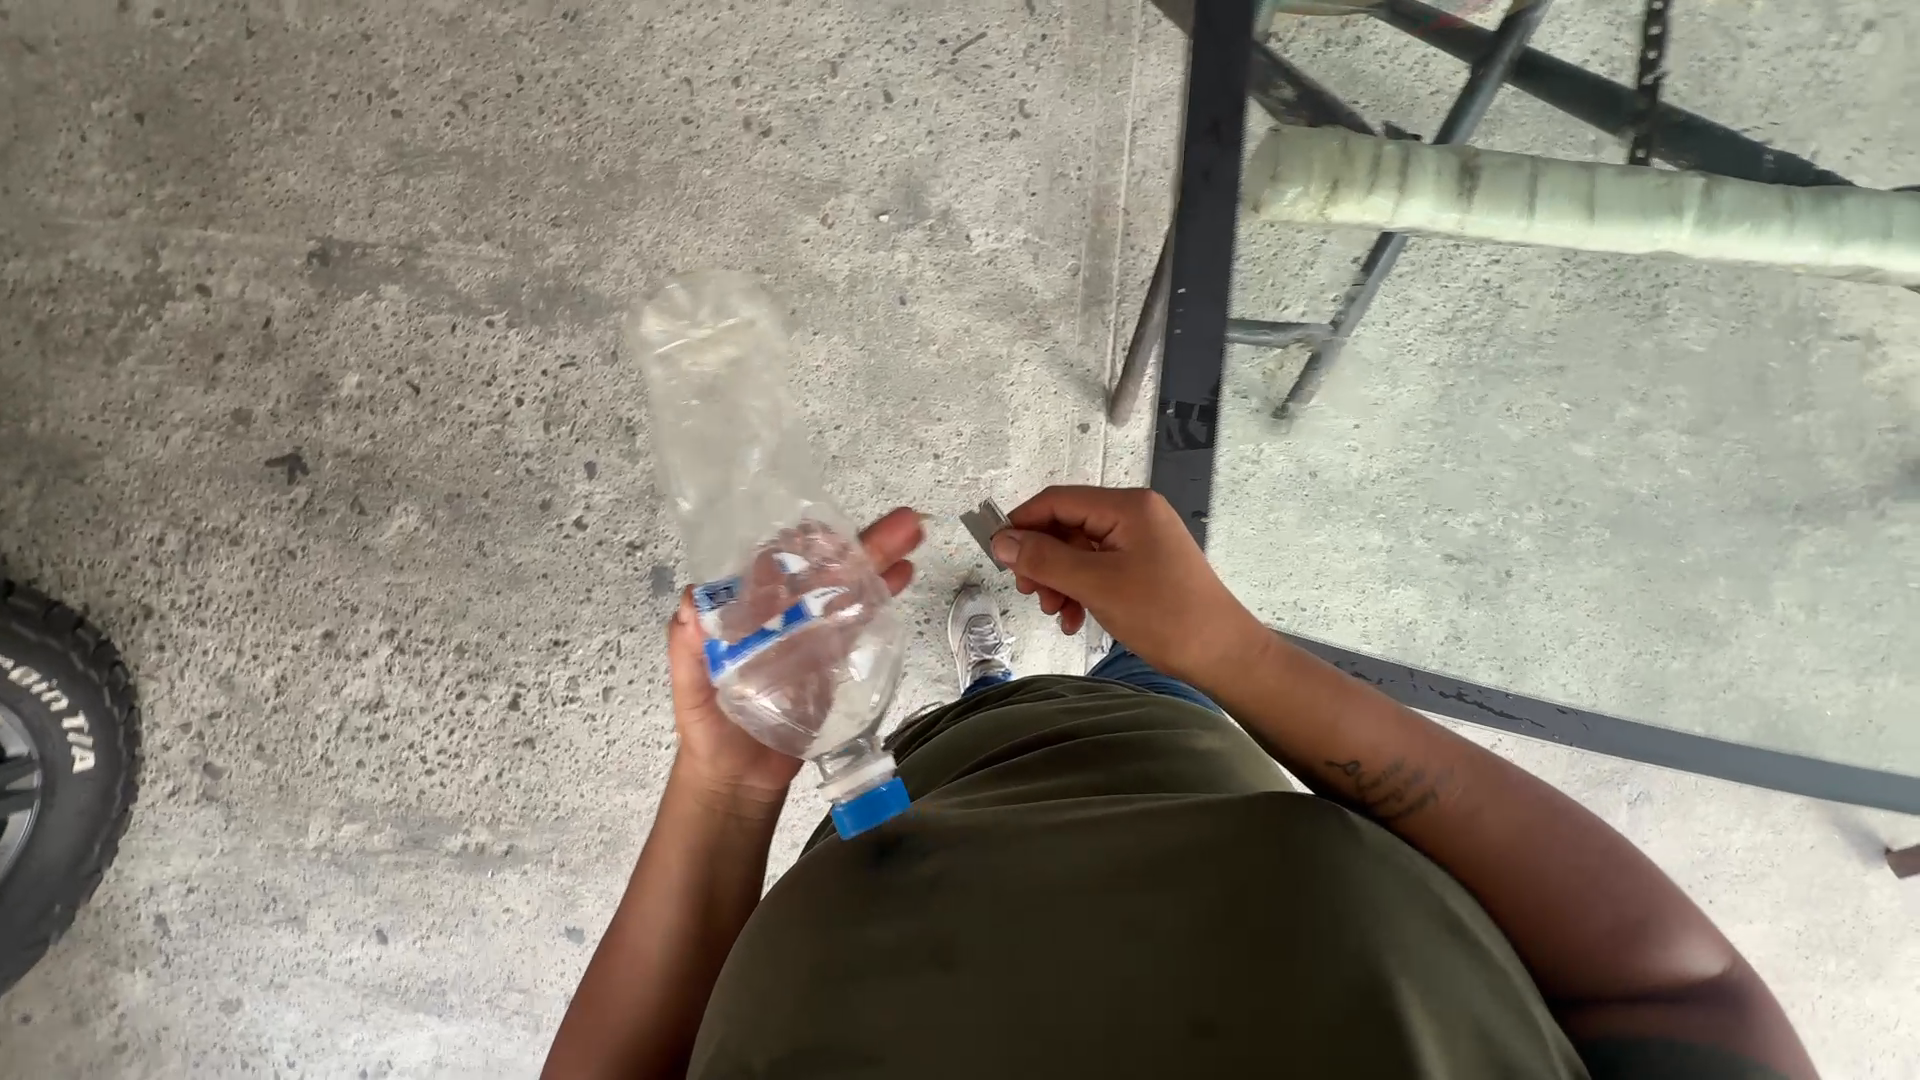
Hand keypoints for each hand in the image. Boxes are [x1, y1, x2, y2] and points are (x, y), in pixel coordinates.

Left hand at [666, 507, 924, 808]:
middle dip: (860, 542)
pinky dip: (883, 594)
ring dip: (880, 558)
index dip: (802, 543)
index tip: (826, 532)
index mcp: (748, 609)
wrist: (739, 777)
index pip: (777, 562)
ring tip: (913, 534)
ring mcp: (814, 631)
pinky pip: (861, 618)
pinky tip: (904, 573)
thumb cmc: (708, 727)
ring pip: (849, 586)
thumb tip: (692, 602)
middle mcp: (784, 610)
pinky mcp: (836, 656)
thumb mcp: (689, 686)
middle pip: (825, 568)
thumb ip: (688, 648)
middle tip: (901, 523)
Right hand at [992, 487, 1265, 684]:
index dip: (1022, 524)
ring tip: (1056, 613)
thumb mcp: (1096, 584)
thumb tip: (1000, 541)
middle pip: (1067, 526)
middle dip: (1043, 560)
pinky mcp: (1144, 566)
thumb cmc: (1163, 615)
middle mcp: (1134, 515)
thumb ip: (1045, 559)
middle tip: (1030, 594)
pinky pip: (1097, 569)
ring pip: (1078, 552)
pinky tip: (1075, 620)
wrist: (1222, 655)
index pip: (1058, 500)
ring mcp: (1140, 541)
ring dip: (1059, 581)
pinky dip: (1080, 591)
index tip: (997, 555)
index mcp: (1127, 506)